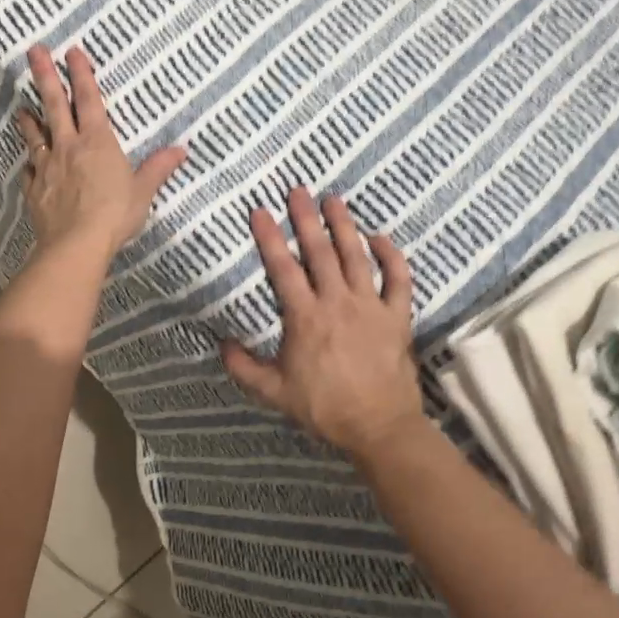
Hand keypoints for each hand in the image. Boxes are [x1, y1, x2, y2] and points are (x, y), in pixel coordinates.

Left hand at [16, 45, 187, 261]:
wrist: (75, 244)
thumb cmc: (114, 215)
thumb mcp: (143, 191)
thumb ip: (157, 169)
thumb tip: (180, 151)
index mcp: (97, 142)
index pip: (89, 100)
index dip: (81, 74)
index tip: (72, 51)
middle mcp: (68, 147)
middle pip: (54, 105)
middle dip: (45, 75)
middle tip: (33, 52)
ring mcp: (47, 167)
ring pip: (36, 135)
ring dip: (29, 119)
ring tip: (22, 107)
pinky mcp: (34, 189)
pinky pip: (30, 171)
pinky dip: (29, 164)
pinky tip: (29, 164)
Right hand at [220, 187, 425, 458]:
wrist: (379, 427)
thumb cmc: (324, 408)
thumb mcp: (273, 392)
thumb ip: (244, 366)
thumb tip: (220, 343)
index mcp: (305, 317)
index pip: (283, 268)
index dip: (270, 238)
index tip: (259, 210)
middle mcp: (337, 303)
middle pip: (320, 252)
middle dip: (306, 218)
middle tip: (298, 190)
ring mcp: (371, 307)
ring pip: (356, 257)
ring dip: (344, 226)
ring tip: (334, 200)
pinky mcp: (397, 318)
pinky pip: (398, 280)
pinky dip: (391, 256)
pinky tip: (380, 237)